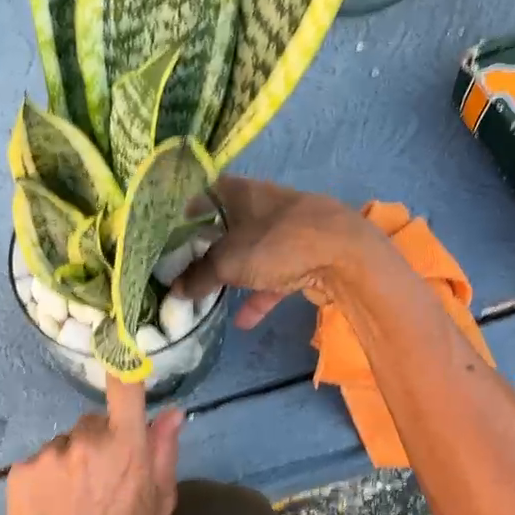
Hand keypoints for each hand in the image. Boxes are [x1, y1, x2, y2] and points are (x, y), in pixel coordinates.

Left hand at [4, 377, 183, 514]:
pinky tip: (53, 505)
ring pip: (66, 442)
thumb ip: (164, 453)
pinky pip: (41, 460)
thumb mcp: (159, 504)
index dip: (123, 362)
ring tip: (75, 500)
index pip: (125, 388)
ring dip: (72, 460)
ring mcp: (50, 454)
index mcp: (126, 447)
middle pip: (94, 421)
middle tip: (102, 481)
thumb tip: (174, 413)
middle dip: (100, 441)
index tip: (118, 336)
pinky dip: (47, 476)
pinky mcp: (22, 469)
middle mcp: (86, 440)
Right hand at [176, 176, 380, 328]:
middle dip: (207, 248)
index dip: (185, 210)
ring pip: (252, 252)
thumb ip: (198, 276)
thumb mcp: (228, 262)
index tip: (167, 234)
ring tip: (208, 295)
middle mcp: (265, 205)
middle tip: (182, 268)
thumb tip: (175, 290)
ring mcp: (289, 232)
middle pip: (228, 225)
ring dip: (233, 274)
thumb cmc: (278, 244)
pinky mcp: (307, 257)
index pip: (206, 192)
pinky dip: (259, 296)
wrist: (347, 256)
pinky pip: (275, 277)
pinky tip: (243, 322)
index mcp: (243, 192)